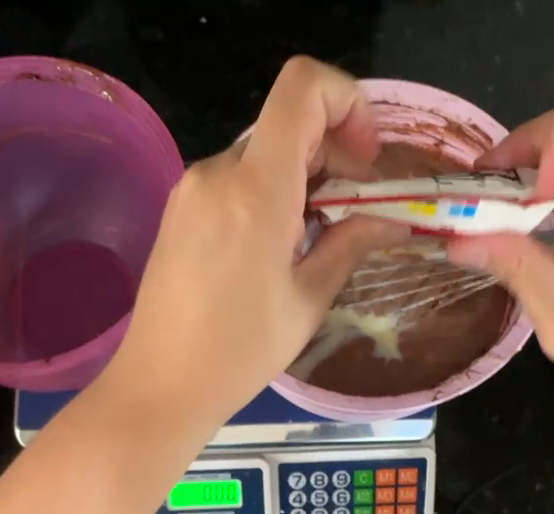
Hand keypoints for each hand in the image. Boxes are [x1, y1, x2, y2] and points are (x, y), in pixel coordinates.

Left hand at [103, 57, 407, 417]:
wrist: (161, 386)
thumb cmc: (239, 352)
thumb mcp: (307, 300)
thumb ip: (350, 243)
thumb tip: (392, 218)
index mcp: (256, 188)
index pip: (303, 87)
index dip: (348, 102)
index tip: (364, 160)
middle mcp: (217, 173)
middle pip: (286, 124)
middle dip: (331, 154)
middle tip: (353, 213)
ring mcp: (191, 190)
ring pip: (260, 155)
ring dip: (300, 180)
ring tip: (312, 240)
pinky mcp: (178, 212)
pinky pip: (233, 181)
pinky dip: (266, 196)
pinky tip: (274, 250)